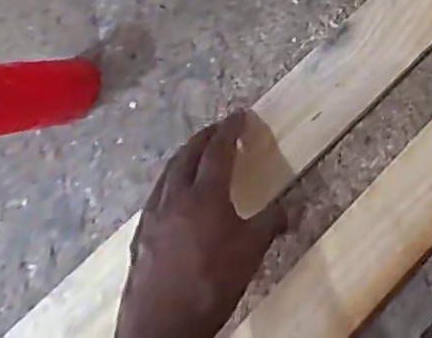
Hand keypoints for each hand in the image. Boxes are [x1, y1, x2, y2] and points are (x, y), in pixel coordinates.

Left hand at [116, 112, 287, 337]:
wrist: (160, 333)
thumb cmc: (212, 283)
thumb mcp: (253, 249)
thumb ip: (272, 221)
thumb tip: (292, 208)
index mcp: (204, 196)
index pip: (218, 151)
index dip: (230, 129)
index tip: (241, 114)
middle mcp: (174, 201)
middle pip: (186, 157)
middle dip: (204, 137)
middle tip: (221, 127)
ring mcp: (151, 222)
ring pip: (166, 177)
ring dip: (184, 157)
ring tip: (198, 152)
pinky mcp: (139, 242)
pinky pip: (155, 198)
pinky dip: (170, 182)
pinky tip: (176, 193)